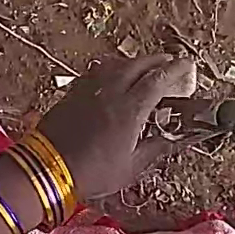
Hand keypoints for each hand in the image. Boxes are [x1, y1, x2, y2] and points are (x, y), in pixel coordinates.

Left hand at [35, 55, 195, 201]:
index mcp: (130, 109)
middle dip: (155, 61)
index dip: (174, 69)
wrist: (48, 168)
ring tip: (142, 68)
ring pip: (115, 65)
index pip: (158, 79)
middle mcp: (110, 92)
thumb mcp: (131, 167)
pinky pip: (96, 72)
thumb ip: (154, 148)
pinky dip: (111, 69)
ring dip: (133, 62)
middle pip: (137, 65)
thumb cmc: (92, 172)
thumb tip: (172, 138)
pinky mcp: (72, 92)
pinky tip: (113, 77)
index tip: (186, 64)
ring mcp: (88, 89)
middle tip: (168, 62)